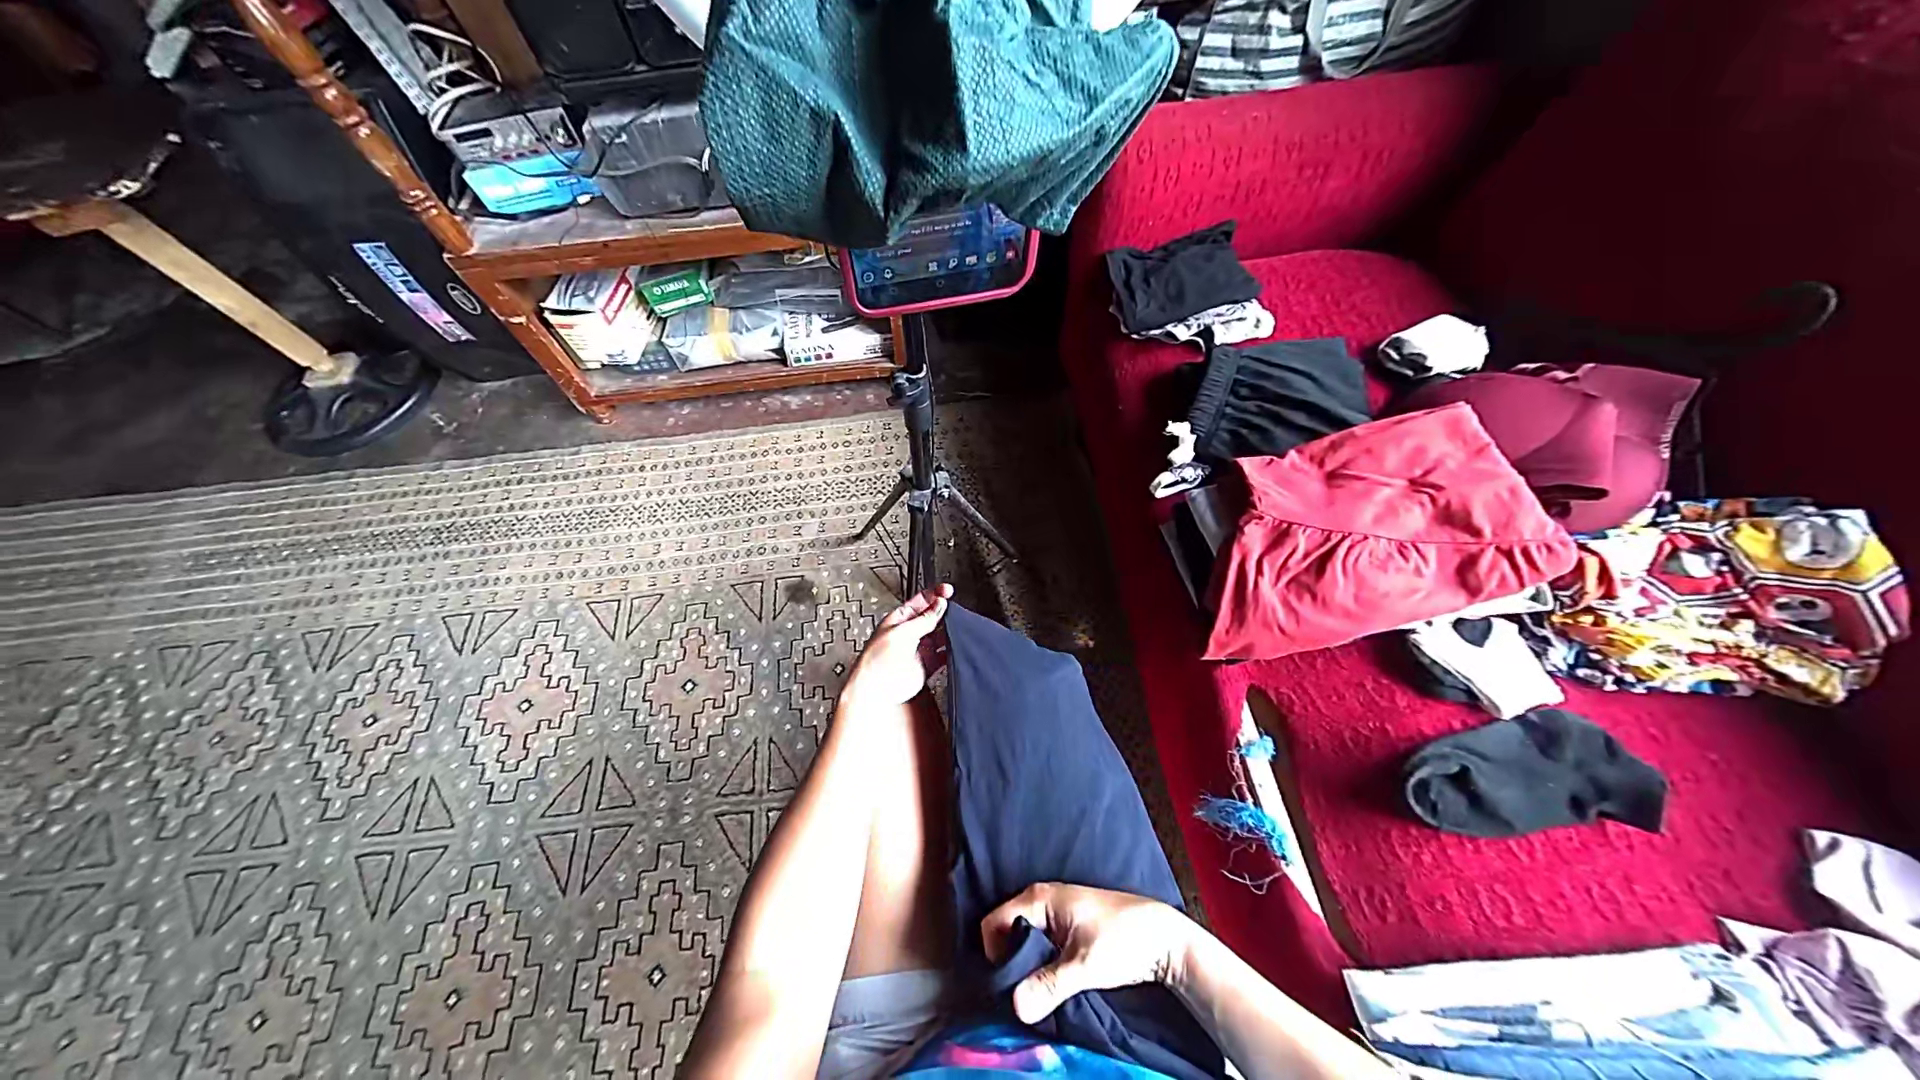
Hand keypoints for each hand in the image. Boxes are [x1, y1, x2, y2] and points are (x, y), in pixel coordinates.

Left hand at [838, 584, 953, 707]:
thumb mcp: (902, 632)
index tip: (948, 592)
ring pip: (939, 635)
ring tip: (958, 628)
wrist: (875, 690)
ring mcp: (918, 649)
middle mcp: (909, 633)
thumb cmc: (876, 660)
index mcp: (900, 619)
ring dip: (949, 631)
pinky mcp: (925, 665)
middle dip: (944, 612)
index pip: (920, 601)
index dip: (934, 594)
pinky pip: (942, 654)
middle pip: (932, 617)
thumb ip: (923, 619)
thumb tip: (939, 604)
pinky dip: (950, 651)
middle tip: (955, 611)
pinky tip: (955, 648)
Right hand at [982, 883, 1196, 1024]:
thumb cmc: (1125, 940)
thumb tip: (1015, 1005)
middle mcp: (1043, 899)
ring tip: (1039, 992)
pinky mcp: (1069, 927)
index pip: (994, 922)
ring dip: (1027, 966)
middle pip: (1007, 931)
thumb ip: (1049, 985)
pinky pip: (1041, 944)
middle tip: (1022, 993)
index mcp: (1039, 897)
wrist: (1166, 938)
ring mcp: (1057, 912)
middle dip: (1010, 962)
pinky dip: (1041, 964)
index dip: (994, 954)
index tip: (1007, 985)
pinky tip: (1053, 984)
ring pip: (1025, 940)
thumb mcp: (1085, 966)